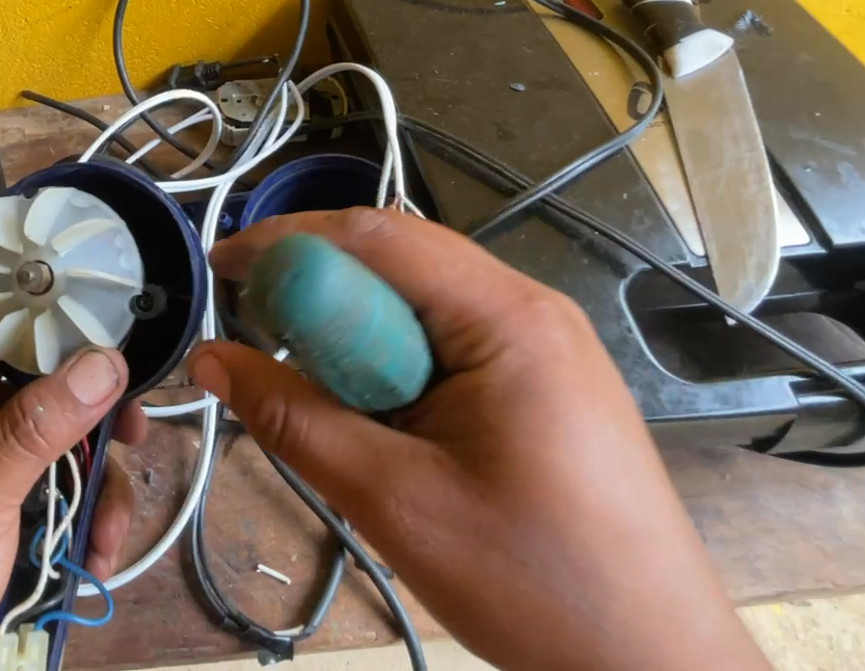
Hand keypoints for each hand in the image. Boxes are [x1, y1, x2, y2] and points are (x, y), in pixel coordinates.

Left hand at [0, 310, 148, 669]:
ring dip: (100, 475)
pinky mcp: (16, 507)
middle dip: (93, 398)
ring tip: (109, 524)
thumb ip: (35, 428)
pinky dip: (91, 514)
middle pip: (44, 373)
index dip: (29, 289)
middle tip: (133, 422)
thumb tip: (105, 360)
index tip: (89, 283)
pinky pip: (67, 487)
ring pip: (65, 434)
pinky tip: (97, 553)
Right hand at [200, 208, 769, 670]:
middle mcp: (527, 305)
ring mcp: (539, 337)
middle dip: (314, 271)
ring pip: (417, 287)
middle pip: (398, 251)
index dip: (288, 237)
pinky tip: (362, 386)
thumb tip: (209, 357)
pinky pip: (441, 326)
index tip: (221, 266)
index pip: (378, 236)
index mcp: (507, 317)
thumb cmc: (533, 583)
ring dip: (349, 310)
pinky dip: (384, 341)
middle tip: (249, 311)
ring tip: (295, 350)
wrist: (655, 668)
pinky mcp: (536, 372)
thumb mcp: (391, 498)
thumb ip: (293, 418)